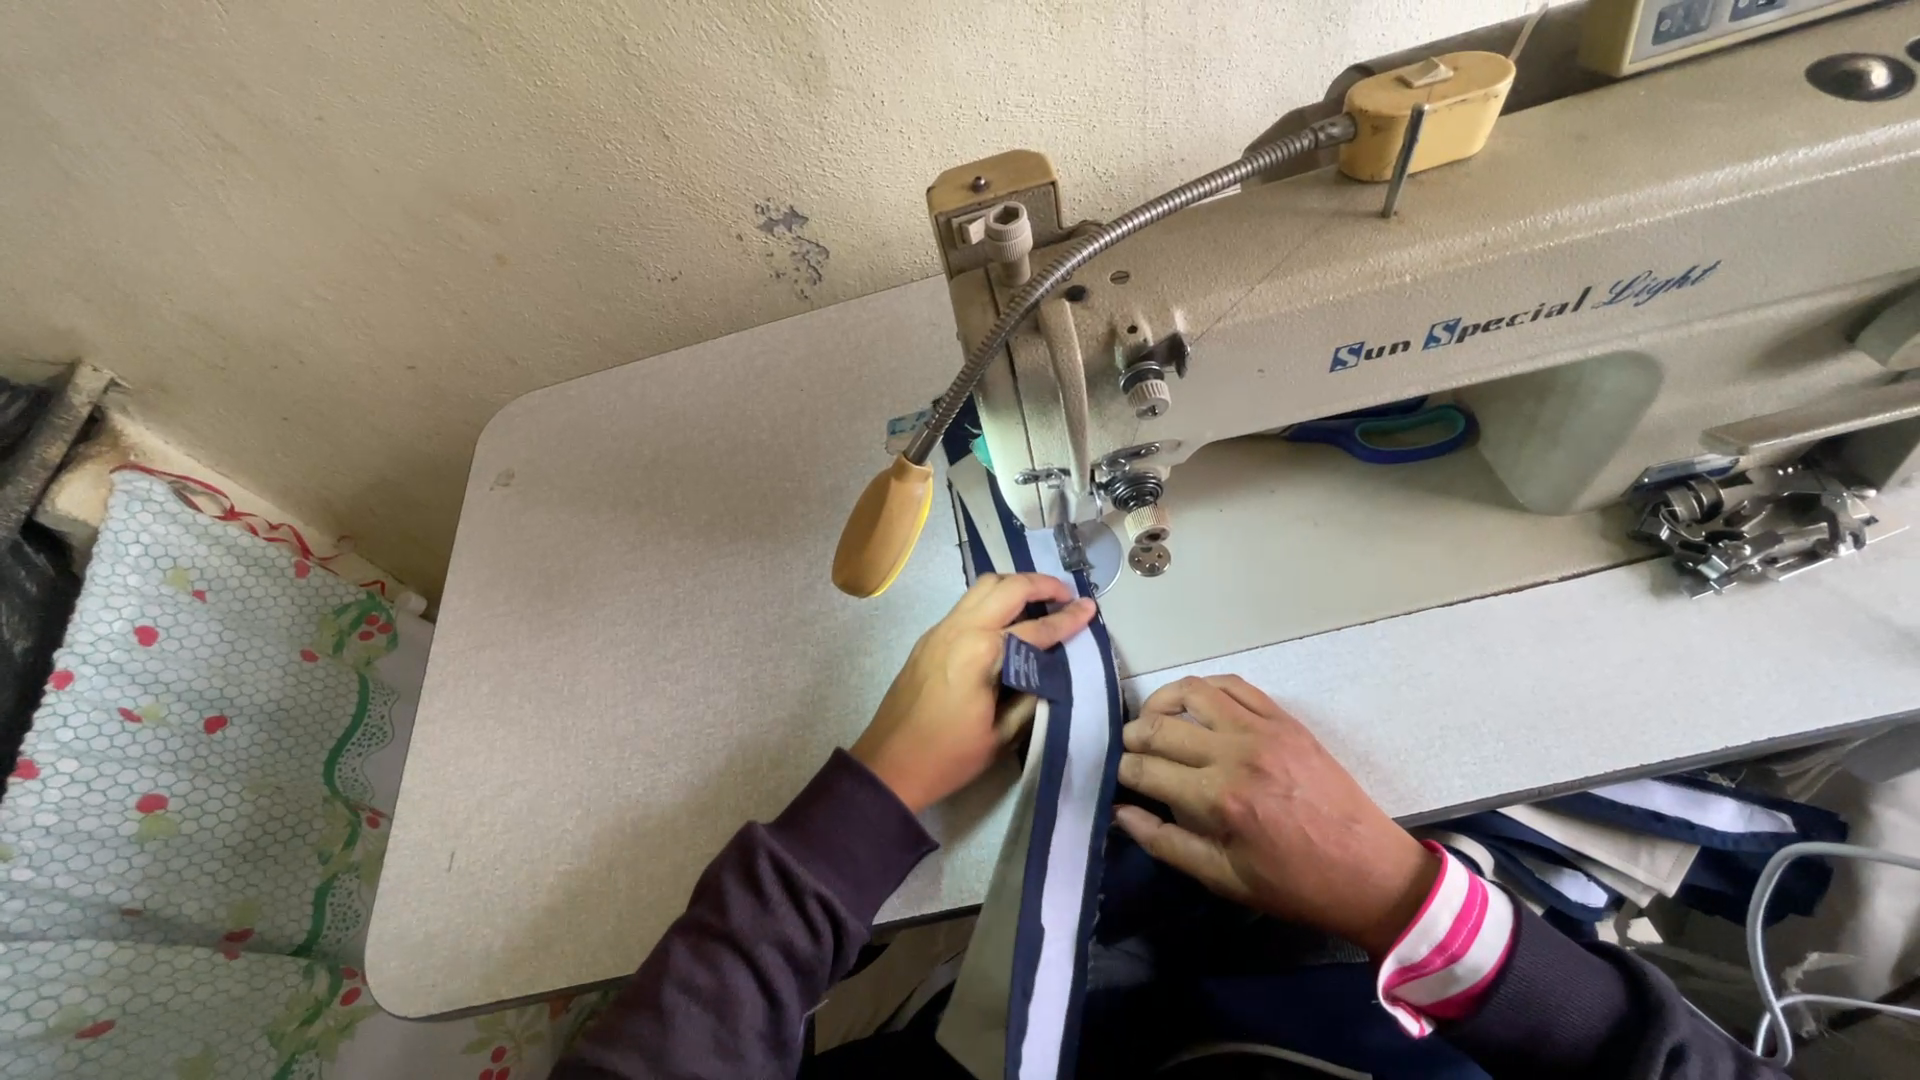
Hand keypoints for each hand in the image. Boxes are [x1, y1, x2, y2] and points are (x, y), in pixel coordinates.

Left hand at [852, 573, 1096, 812]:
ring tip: (1040, 600)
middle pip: (1007, 587)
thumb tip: (1049, 672)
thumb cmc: (947, 757)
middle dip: (1041, 584)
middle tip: (1066, 595)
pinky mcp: (930, 638)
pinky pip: (967, 604)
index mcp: (981, 652)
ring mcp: (940, 629)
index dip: (1068, 619)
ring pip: (982, 587)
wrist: (888, 765)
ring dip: (1014, 586)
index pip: (1035, 628)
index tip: (1091, 608)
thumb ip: (1031, 697)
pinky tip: (1008, 619)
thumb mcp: (1001, 735)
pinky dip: (993, 600)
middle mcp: (960, 629)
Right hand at [1112, 676, 1437, 956]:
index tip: (1120, 780)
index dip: (1122, 773)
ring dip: (1160, 703)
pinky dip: (1203, 689)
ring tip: (1153, 721)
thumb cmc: (1293, 884)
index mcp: (1218, 801)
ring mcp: (1262, 730)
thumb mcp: (1223, 878)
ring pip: (1191, 691)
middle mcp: (1235, 755)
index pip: (1145, 770)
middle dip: (1131, 739)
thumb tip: (1120, 811)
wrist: (1369, 871)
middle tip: (1129, 753)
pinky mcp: (1284, 719)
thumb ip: (1165, 843)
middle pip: (1158, 727)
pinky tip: (1193, 706)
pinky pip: (1233, 685)